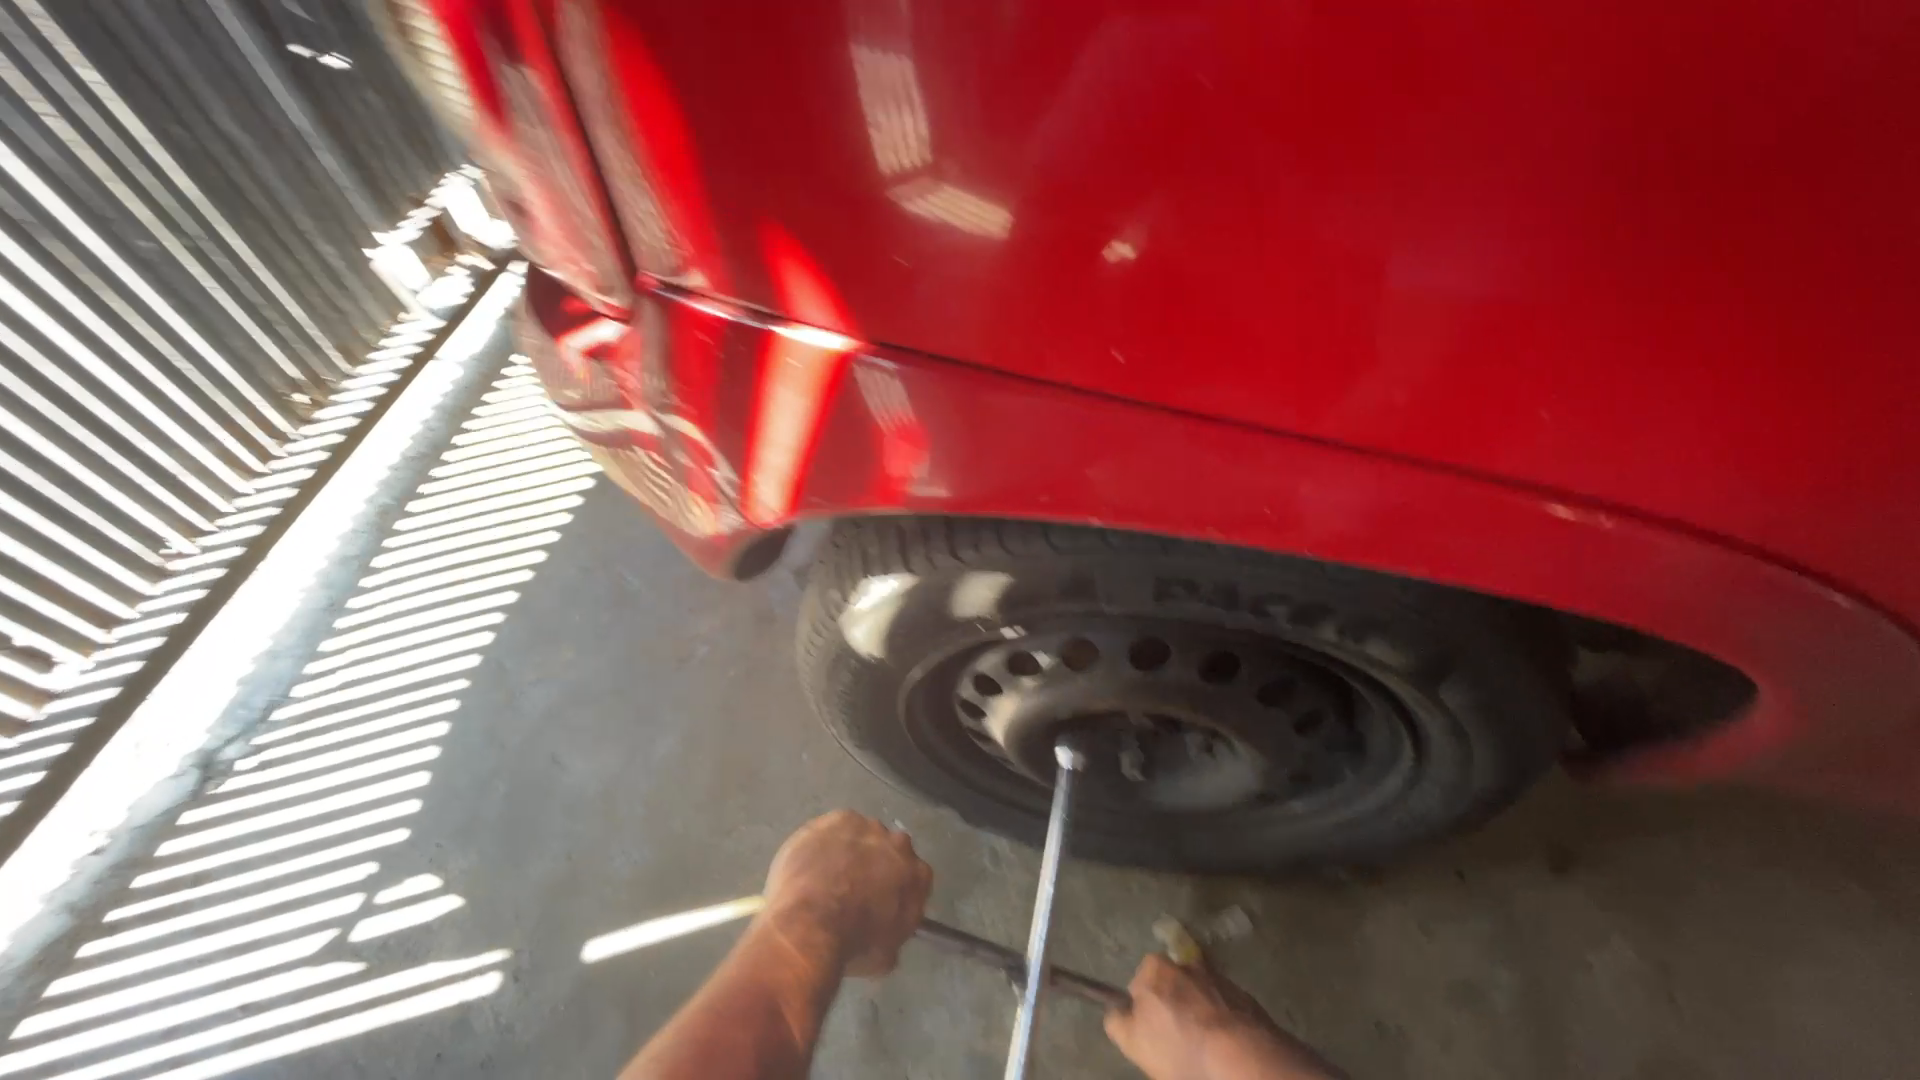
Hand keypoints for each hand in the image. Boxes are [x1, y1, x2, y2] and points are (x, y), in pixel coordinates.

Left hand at [762, 810, 932, 976]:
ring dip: (849, 850)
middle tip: (852, 887)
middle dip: (874, 864)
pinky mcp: (837, 819)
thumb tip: (887, 930)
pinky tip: (811, 861)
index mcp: (917, 875)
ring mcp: (867, 827)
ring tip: (825, 875)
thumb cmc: (852, 945)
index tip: (880, 900)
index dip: (895, 888)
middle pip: (889, 850)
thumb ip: (895, 933)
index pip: (914, 876)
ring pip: (861, 836)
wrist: (810, 925)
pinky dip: (825, 841)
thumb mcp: (886, 956)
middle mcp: (899, 844)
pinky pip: (834, 828)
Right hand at [1105, 954, 1344, 1079]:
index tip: (1155, 1038)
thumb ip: (1117, 1021)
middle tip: (1179, 1046)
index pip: (1140, 987)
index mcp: (1155, 967)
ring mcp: (1219, 978)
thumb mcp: (1132, 1042)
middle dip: (1175, 1012)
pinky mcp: (1246, 997)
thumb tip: (1118, 1012)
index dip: (1145, 1014)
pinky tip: (1226, 1052)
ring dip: (1201, 1020)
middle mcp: (1186, 964)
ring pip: (1201, 1000)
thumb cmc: (1180, 1048)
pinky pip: (1226, 1011)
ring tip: (1206, 1054)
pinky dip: (1225, 1027)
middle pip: (1173, 990)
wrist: (1243, 1058)